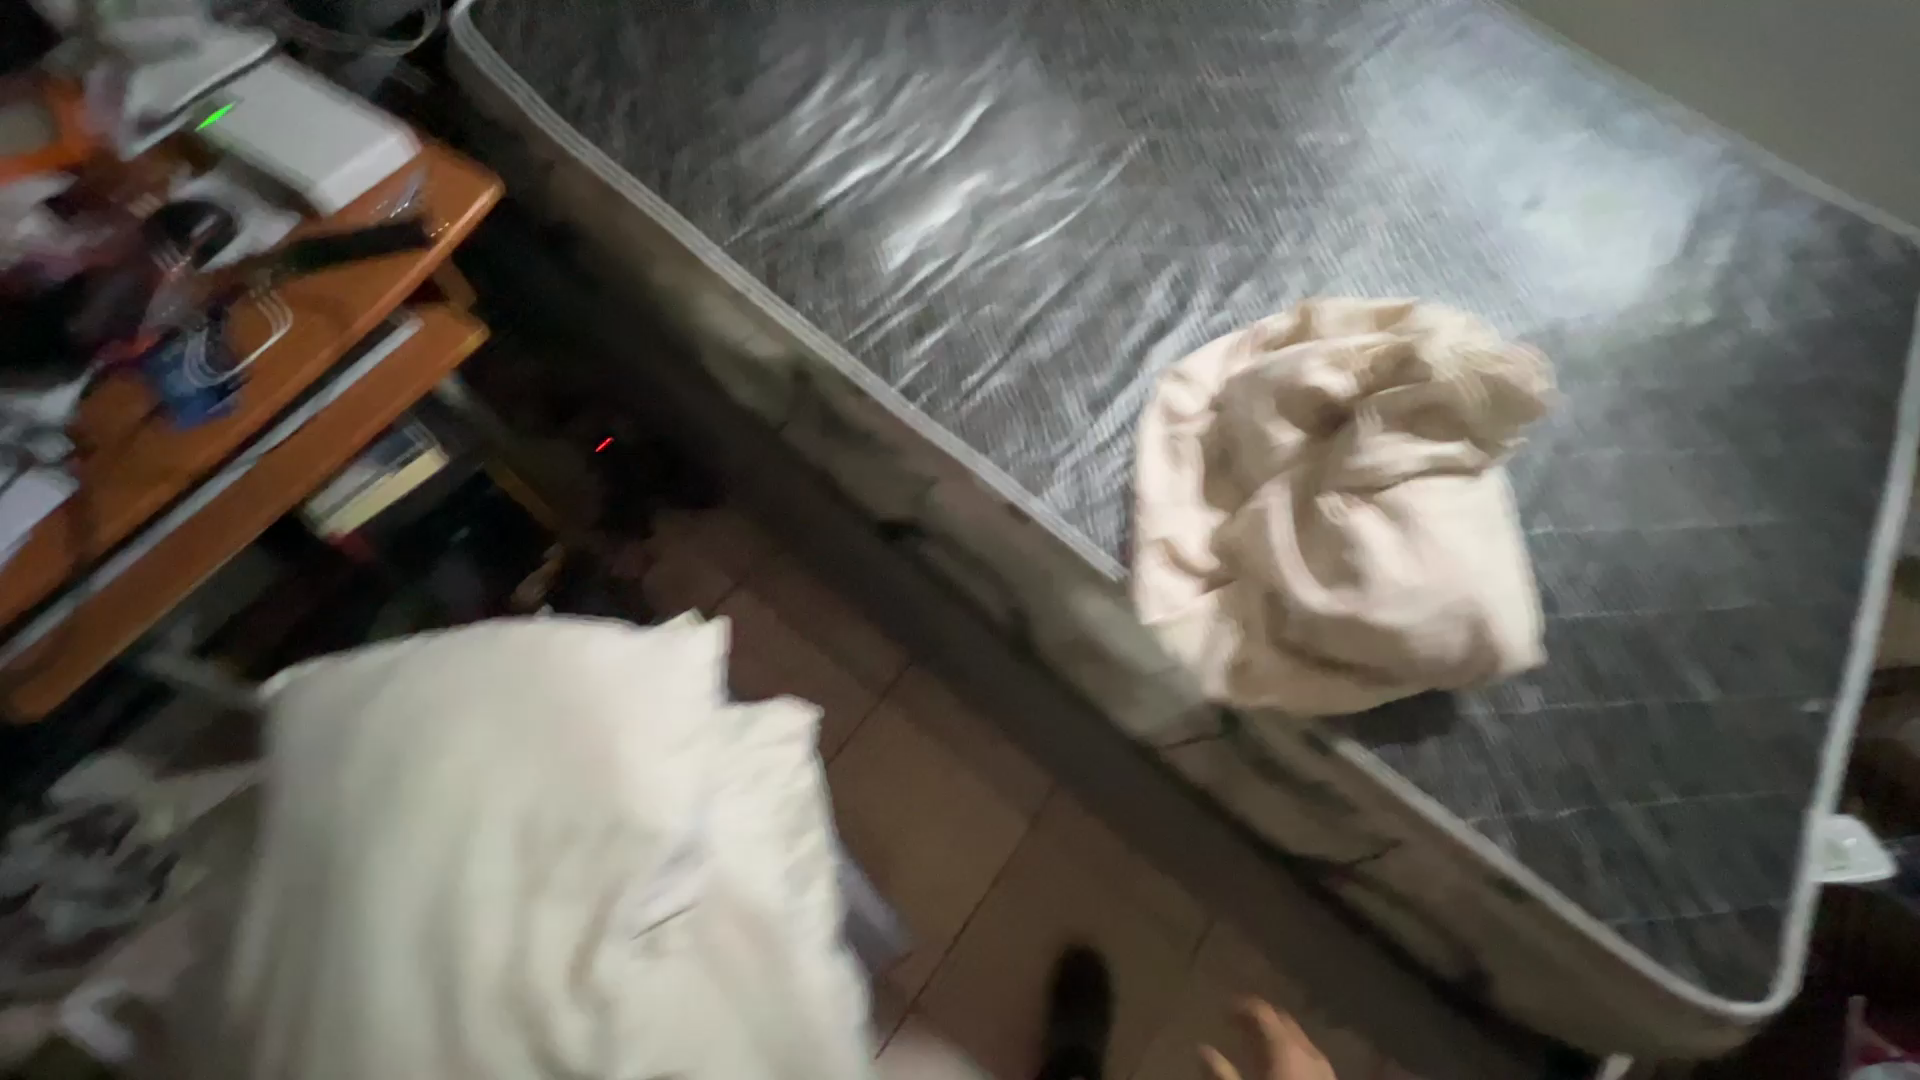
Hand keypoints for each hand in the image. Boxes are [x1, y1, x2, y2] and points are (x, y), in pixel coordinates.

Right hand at [1199, 999, 1338, 1079]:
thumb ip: (1222, 1073)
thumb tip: (1202, 1049)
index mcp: (1286, 1048)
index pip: (1261, 1010)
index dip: (1240, 1006)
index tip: (1223, 1011)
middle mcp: (1308, 1050)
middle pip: (1281, 1020)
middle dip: (1259, 1020)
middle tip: (1236, 1026)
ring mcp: (1325, 1069)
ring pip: (1296, 1040)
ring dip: (1275, 1038)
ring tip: (1254, 1050)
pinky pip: (1307, 1058)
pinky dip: (1290, 1055)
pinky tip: (1278, 1071)